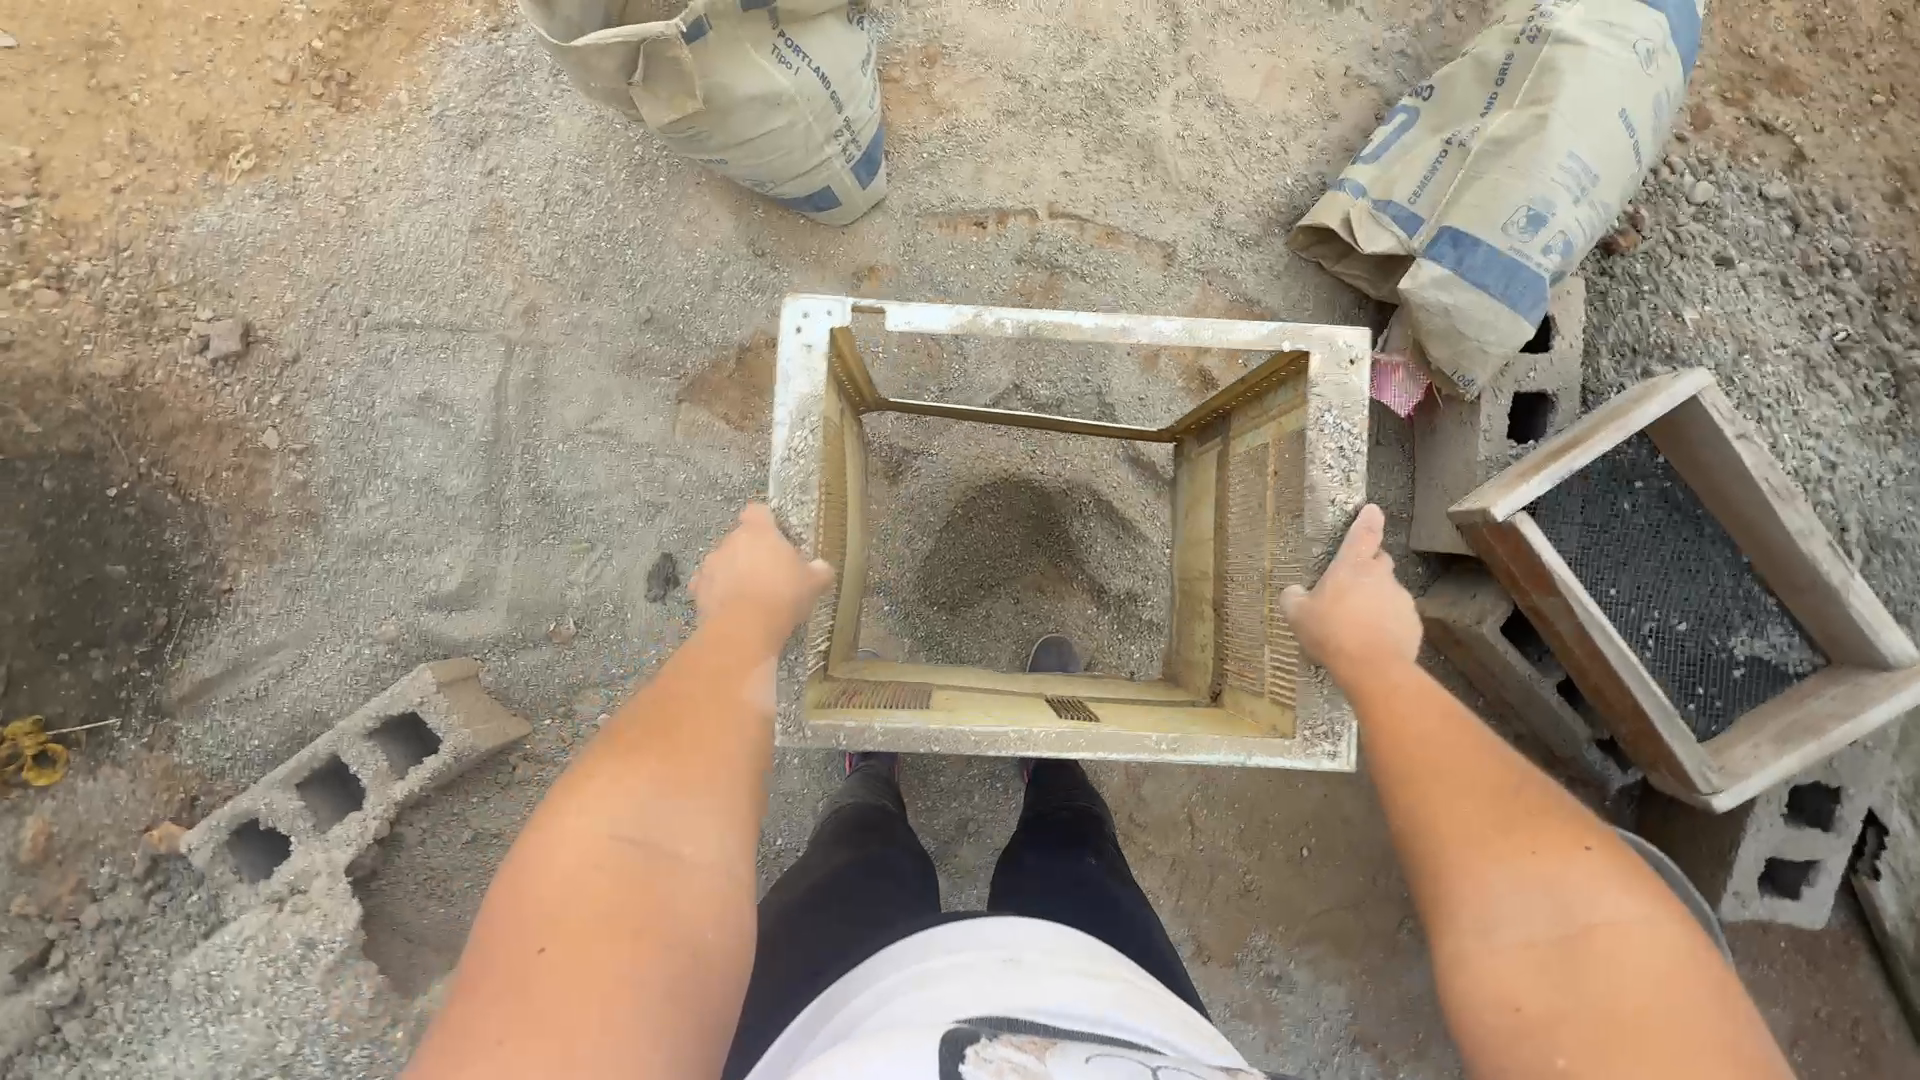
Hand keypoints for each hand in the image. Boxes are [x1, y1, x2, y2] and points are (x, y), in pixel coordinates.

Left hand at [689, 503, 834, 659]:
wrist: (745, 628)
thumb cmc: (783, 595)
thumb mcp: (813, 583)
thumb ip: (819, 570)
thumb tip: (822, 567)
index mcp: (759, 532)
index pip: (757, 511)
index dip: (765, 521)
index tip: (776, 535)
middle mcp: (731, 541)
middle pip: (740, 538)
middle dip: (752, 551)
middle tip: (770, 573)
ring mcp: (711, 564)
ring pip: (723, 561)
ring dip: (733, 571)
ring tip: (749, 594)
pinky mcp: (697, 588)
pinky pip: (708, 584)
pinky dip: (717, 592)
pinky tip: (731, 607)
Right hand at [1279, 504, 1419, 684]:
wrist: (1372, 667)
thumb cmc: (1330, 632)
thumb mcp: (1296, 615)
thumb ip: (1292, 597)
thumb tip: (1293, 591)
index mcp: (1351, 567)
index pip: (1363, 534)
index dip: (1367, 520)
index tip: (1372, 509)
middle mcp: (1380, 576)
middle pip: (1379, 561)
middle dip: (1368, 566)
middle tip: (1350, 585)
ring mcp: (1401, 599)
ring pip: (1388, 591)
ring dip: (1375, 599)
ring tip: (1358, 623)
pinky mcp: (1413, 623)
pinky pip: (1398, 616)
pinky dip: (1387, 622)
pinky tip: (1372, 639)